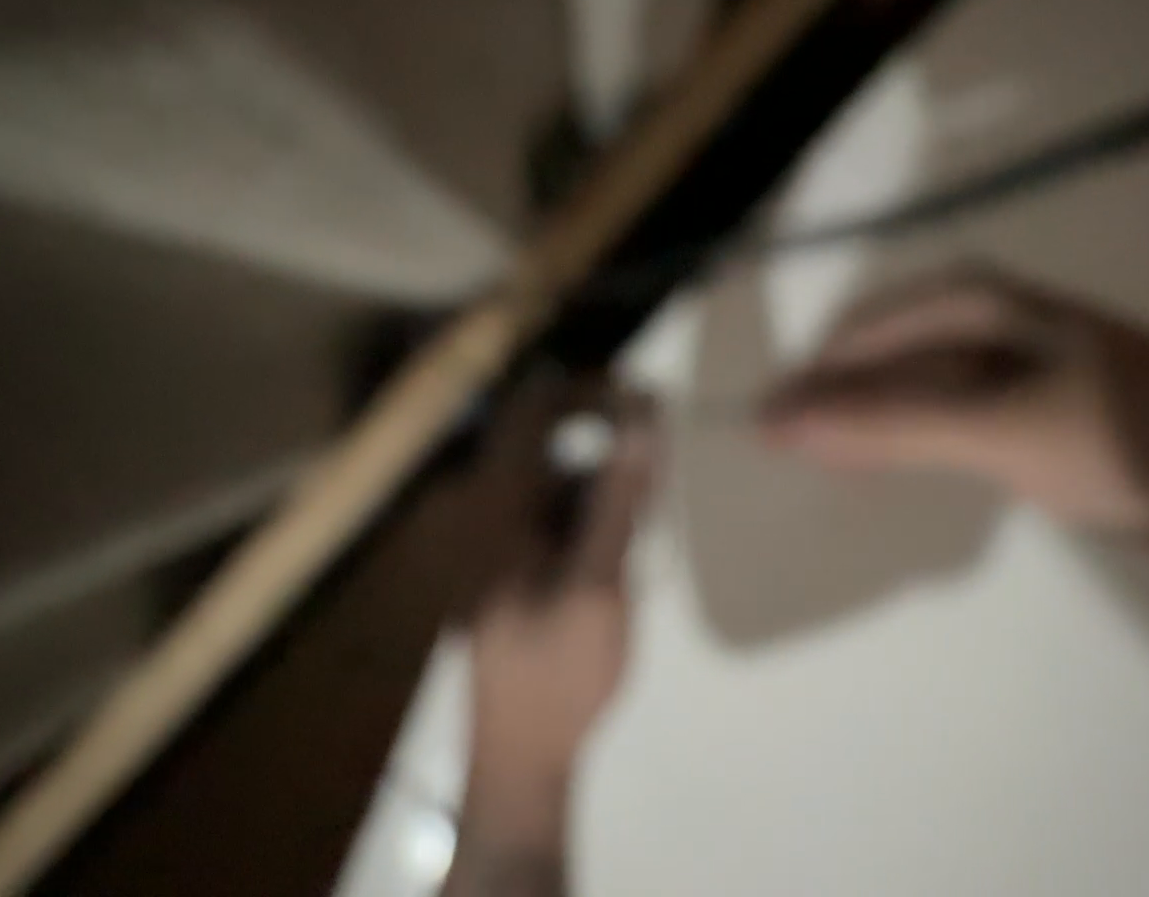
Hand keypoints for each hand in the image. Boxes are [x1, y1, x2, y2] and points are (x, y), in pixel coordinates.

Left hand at [462, 396, 658, 842]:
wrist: (522, 758)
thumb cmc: (556, 671)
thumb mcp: (597, 581)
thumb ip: (619, 498)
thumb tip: (641, 416)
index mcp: (495, 505)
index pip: (530, 410)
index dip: (584, 389)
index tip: (641, 399)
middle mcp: (490, 511)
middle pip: (555, 448)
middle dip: (611, 456)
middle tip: (658, 485)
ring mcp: (503, 541)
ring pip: (564, 486)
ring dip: (609, 495)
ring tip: (643, 535)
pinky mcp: (519, 567)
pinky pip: (560, 521)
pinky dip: (596, 525)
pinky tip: (623, 561)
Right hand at [758, 268, 1148, 531]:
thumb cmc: (1125, 431)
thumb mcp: (996, 426)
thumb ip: (889, 425)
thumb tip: (784, 421)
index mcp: (969, 301)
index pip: (855, 338)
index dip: (806, 384)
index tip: (763, 437)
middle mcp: (977, 323)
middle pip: (875, 363)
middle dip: (828, 408)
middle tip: (781, 460)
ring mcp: (999, 369)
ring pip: (904, 396)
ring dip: (861, 431)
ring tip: (815, 472)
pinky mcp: (1018, 411)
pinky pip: (937, 424)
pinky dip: (904, 449)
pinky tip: (880, 477)